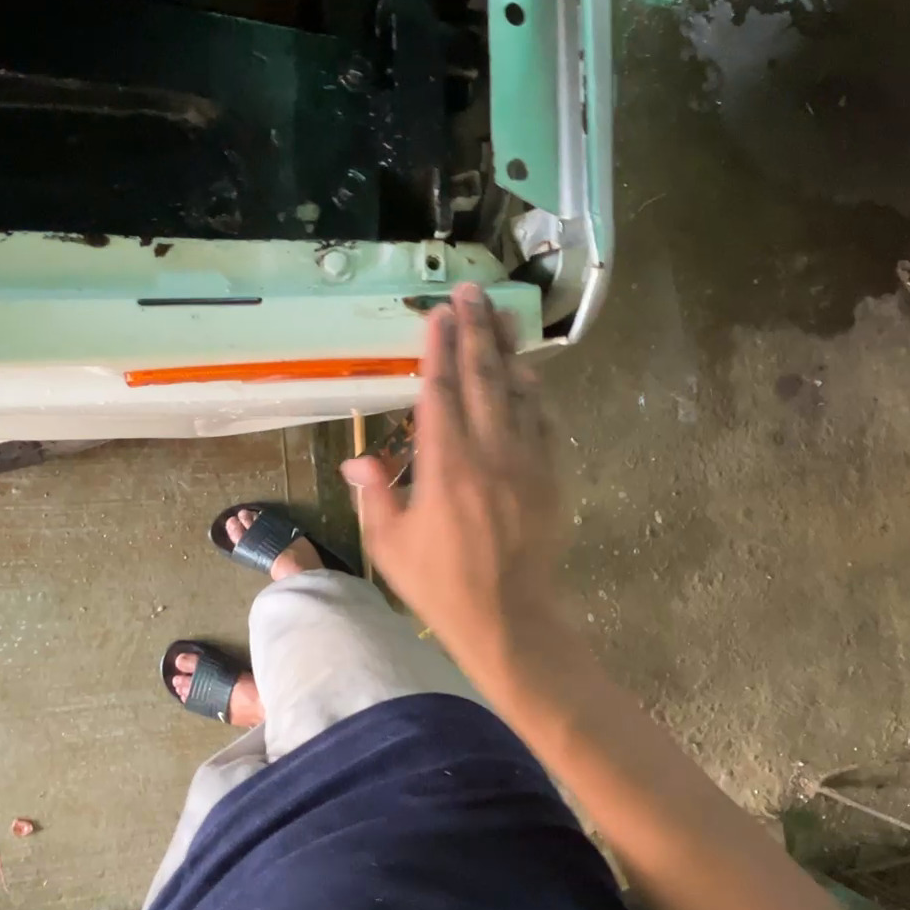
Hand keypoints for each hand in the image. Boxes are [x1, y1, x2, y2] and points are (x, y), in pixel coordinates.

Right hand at [343, 283, 565, 660]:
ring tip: (501, 314)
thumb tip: (357, 461)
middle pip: (483, 376)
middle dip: (476, 329)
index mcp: (445, 464)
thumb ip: (375, 494)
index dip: (438, 347)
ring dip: (508, 350)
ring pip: (519, 391)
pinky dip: (535, 393)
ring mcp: (526, 462)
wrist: (509, 617)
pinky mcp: (551, 477)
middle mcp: (489, 451)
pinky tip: (528, 374)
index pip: (439, 389)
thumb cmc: (440, 585)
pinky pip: (544, 422)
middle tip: (472, 291)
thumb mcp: (390, 544)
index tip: (438, 312)